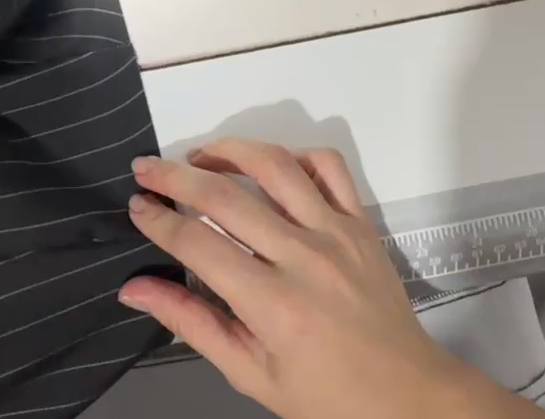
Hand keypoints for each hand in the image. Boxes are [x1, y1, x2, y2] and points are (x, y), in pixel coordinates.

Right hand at [118, 140, 537, 418]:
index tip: (136, 204)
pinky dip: (293, 153)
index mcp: (275, 306)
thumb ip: (191, 323)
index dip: (159, 220)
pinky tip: (266, 166)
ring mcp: (337, 233)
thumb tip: (133, 288)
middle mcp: (304, 259)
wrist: (411, 400)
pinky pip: (327, 165)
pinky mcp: (361, 222)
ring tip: (198, 156)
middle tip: (145, 168)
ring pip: (274, 165)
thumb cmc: (325, 396)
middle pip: (226, 197)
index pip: (199, 245)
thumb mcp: (251, 374)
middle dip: (174, 176)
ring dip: (228, 150)